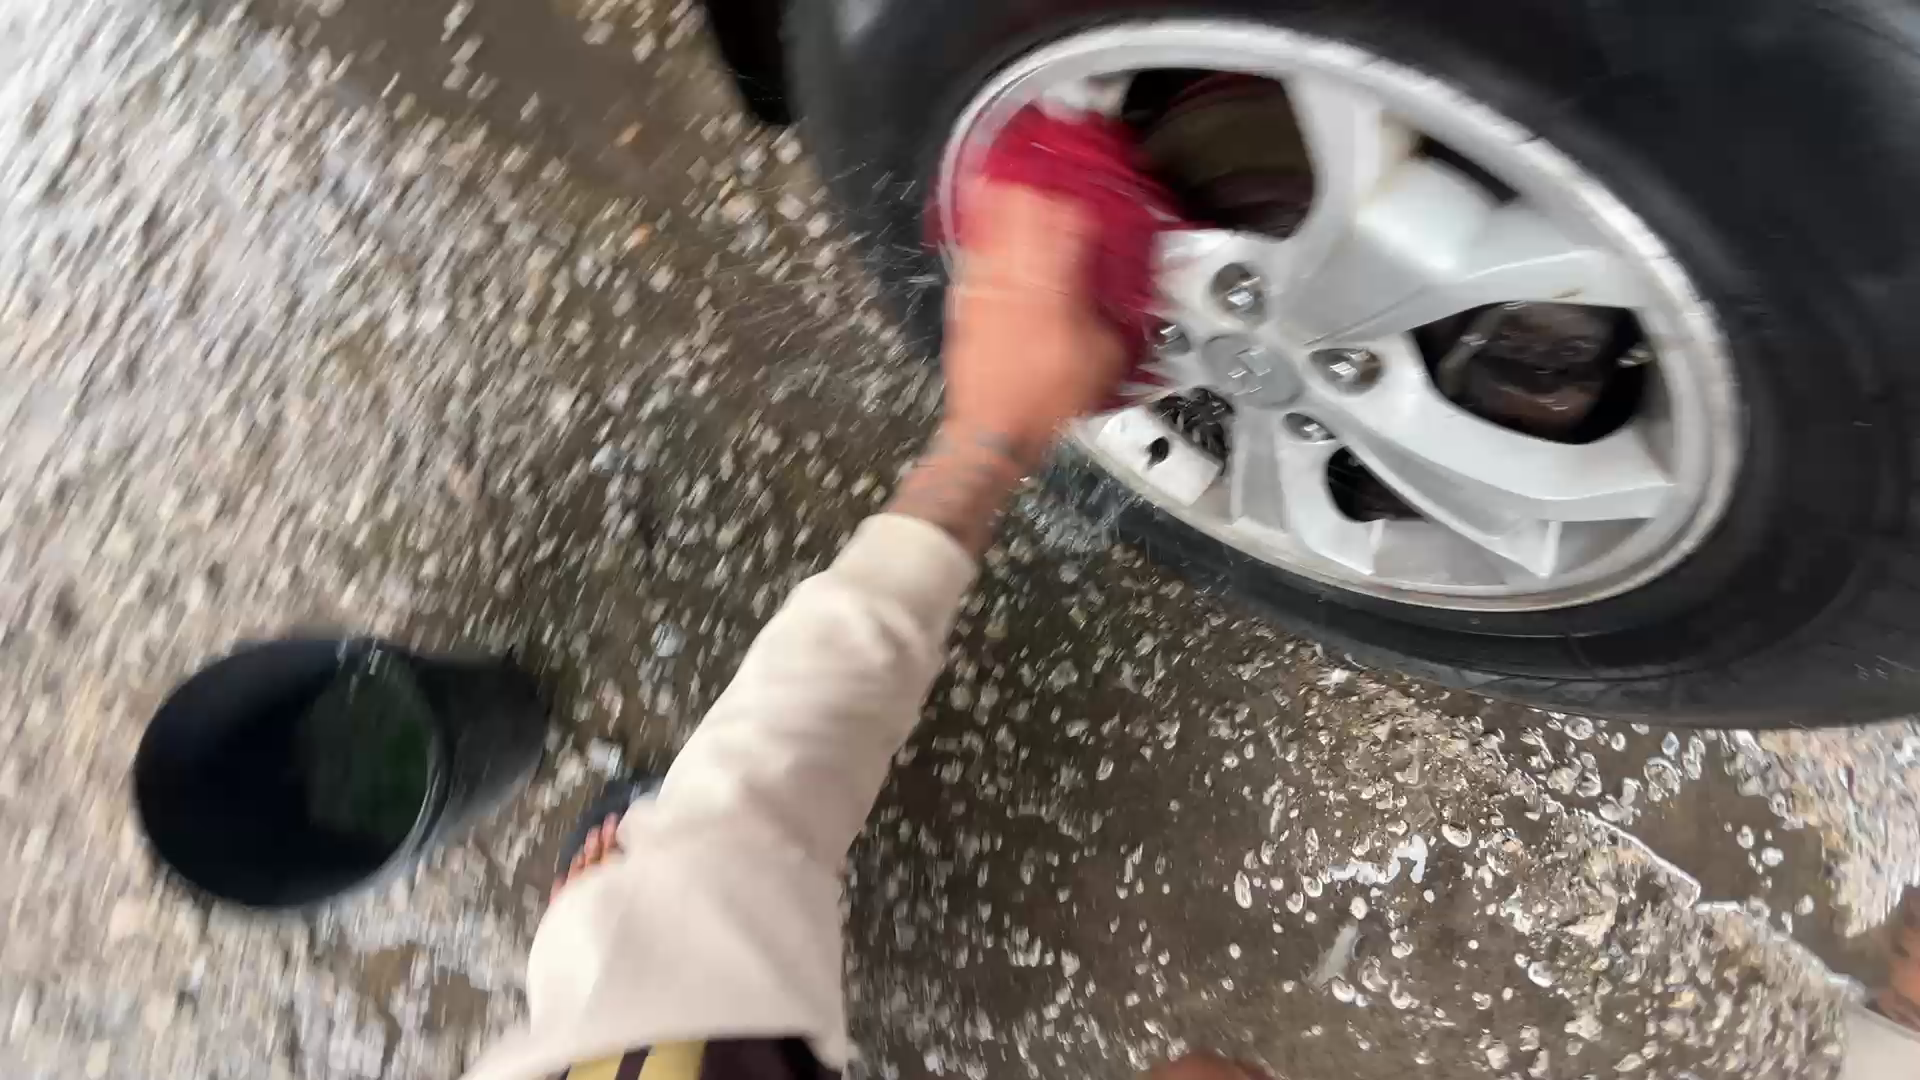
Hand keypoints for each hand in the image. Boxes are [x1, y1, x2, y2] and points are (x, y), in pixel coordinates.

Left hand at [941, 183, 1128, 467]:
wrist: (993, 430)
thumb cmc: (1044, 400)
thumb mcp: (1101, 360)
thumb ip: (1114, 322)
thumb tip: (1123, 306)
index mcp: (1055, 287)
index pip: (1068, 223)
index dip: (1078, 197)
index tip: (1083, 183)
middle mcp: (1016, 281)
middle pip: (1023, 215)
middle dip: (1034, 185)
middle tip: (1038, 163)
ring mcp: (986, 293)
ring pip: (991, 232)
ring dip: (999, 201)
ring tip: (1001, 175)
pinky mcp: (966, 310)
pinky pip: (970, 262)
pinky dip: (976, 239)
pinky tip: (977, 230)